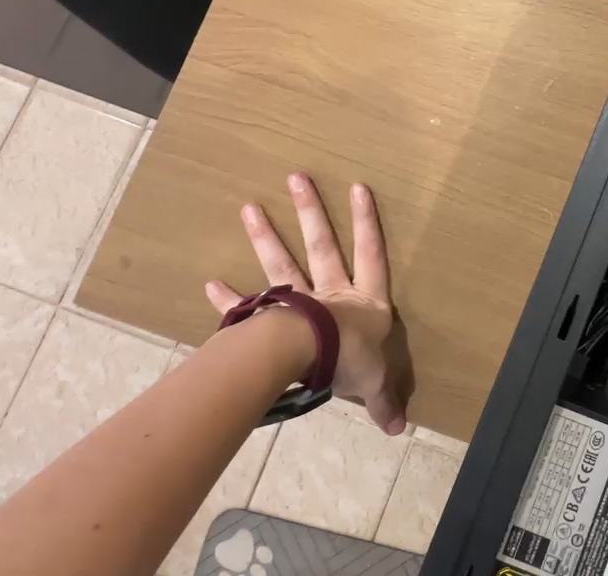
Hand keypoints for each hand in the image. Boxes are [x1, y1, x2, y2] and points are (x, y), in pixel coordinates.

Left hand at [206, 174, 407, 434]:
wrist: (308, 361)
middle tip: (296, 177)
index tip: (358, 187)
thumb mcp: (373, 381)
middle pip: (322, 245)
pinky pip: (246, 307)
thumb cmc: (349, 359)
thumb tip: (398, 430)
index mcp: (363, 301)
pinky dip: (228, 298)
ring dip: (265, 236)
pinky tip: (209, 284)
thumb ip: (381, 399)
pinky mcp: (268, 319)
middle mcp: (331, 293)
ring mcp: (297, 302)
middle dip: (311, 212)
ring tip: (248, 208)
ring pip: (282, 262)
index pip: (370, 253)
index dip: (367, 222)